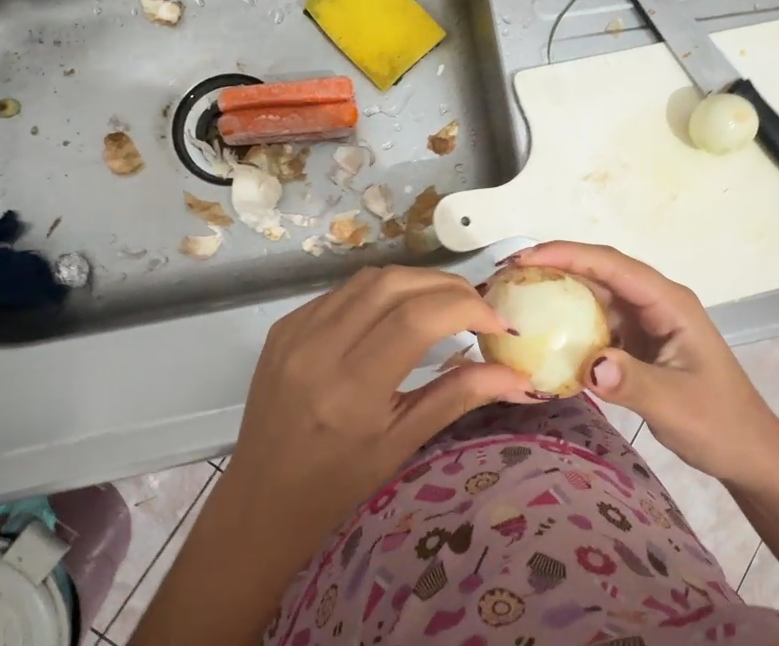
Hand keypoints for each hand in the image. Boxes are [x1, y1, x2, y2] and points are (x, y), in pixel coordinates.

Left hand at [227, 266, 533, 532]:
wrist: (260, 500)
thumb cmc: (336, 485)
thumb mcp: (401, 444)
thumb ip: (457, 397)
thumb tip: (518, 375)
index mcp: (350, 388)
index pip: (416, 319)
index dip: (466, 308)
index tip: (497, 322)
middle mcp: (318, 348)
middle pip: (394, 284)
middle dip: (446, 286)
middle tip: (477, 307)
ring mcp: (295, 331)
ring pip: (367, 279)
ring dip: (414, 281)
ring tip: (445, 304)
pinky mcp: (283, 326)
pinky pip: (340, 292)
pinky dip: (379, 292)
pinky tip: (397, 312)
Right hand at [509, 242, 778, 481]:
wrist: (747, 453)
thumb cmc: (720, 423)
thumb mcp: (676, 404)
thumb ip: (632, 382)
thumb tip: (588, 364)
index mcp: (669, 303)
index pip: (613, 266)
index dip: (569, 255)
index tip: (527, 258)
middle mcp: (654, 304)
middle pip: (599, 272)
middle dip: (554, 266)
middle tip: (507, 274)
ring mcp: (644, 323)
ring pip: (593, 296)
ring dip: (556, 293)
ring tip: (514, 296)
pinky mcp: (635, 344)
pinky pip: (594, 324)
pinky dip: (566, 325)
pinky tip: (539, 335)